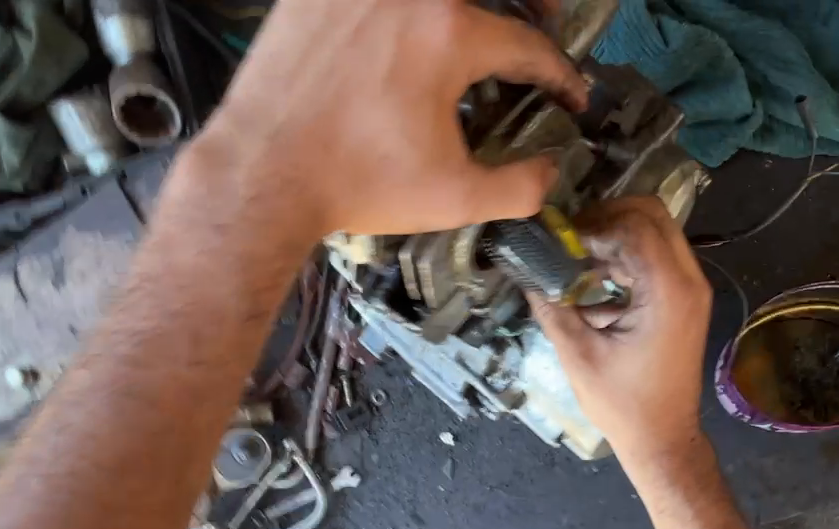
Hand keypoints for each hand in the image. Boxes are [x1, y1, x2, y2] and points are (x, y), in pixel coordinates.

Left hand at [190, 0, 587, 237]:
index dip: (560, 76)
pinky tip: (411, 36)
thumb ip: (519, 188)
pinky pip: (381, 3)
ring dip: (467, 12)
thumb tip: (547, 171)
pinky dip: (410, 15)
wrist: (267, 172)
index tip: (571, 100)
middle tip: (546, 24)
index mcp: (450, 32)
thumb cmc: (363, 185)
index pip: (527, 46)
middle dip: (532, 10)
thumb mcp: (456, 198)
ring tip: (478, 34)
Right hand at [531, 197, 713, 470]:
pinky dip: (626, 259)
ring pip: (656, 233)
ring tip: (576, 261)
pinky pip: (657, 259)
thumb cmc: (624, 405)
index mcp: (668, 291)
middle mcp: (688, 280)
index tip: (560, 243)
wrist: (663, 439)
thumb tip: (527, 272)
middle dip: (607, 219)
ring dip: (615, 238)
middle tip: (570, 241)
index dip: (592, 225)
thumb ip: (553, 307)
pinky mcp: (684, 301)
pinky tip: (593, 282)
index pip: (633, 226)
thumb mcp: (579, 356)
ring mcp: (691, 290)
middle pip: (651, 215)